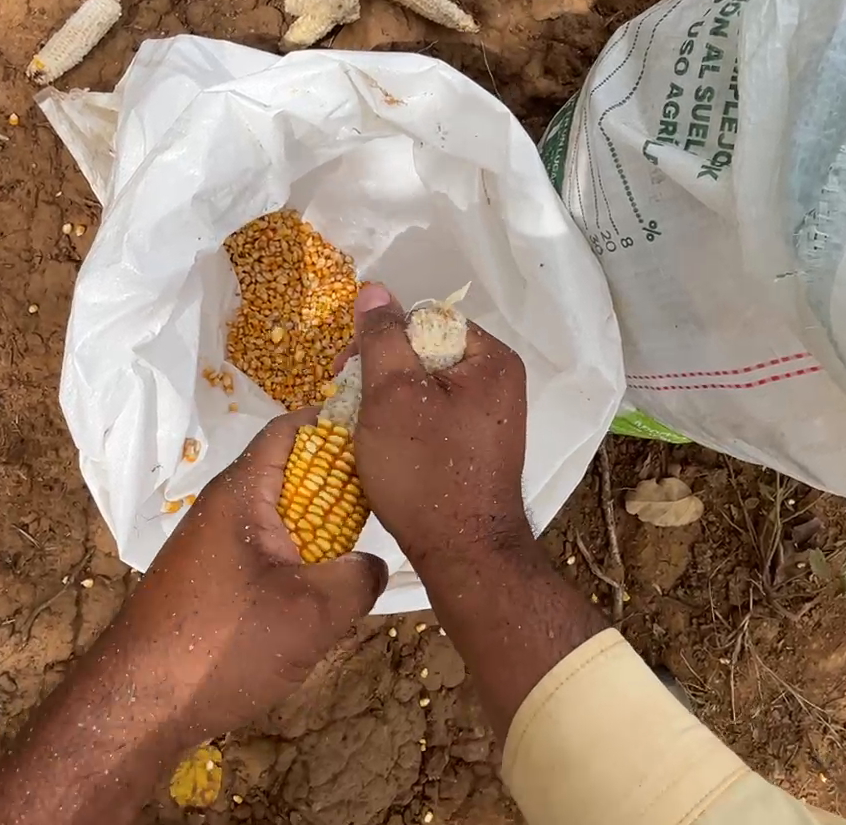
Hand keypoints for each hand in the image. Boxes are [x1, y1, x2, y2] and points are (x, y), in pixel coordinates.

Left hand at [95, 411, 387, 740]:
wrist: (136, 707)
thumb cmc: (222, 644)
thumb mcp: (311, 613)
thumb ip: (358, 578)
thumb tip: (372, 565)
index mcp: (243, 492)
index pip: (289, 429)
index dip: (332, 421)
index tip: (376, 433)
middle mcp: (225, 505)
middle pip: (289, 469)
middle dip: (337, 476)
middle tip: (383, 494)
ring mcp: (215, 541)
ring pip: (279, 512)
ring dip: (319, 520)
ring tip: (359, 541)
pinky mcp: (211, 575)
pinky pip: (265, 545)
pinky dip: (298, 551)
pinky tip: (319, 585)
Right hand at [350, 283, 533, 568]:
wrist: (465, 557)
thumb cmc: (427, 471)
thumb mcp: (392, 396)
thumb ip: (382, 338)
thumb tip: (375, 288)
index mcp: (491, 359)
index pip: (425, 321)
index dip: (380, 339)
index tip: (345, 368)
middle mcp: (500, 381)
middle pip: (425, 353)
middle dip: (381, 372)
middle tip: (346, 398)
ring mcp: (492, 417)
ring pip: (426, 388)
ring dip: (388, 400)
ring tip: (360, 425)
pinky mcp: (479, 446)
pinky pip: (436, 416)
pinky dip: (406, 423)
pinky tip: (383, 445)